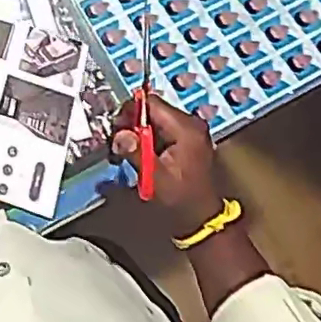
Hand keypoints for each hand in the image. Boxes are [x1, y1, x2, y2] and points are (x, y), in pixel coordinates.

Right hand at [112, 91, 225, 233]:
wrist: (202, 219)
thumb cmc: (181, 199)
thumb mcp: (155, 177)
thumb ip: (137, 153)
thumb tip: (120, 135)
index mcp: (186, 128)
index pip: (150, 102)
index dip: (130, 112)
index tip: (119, 129)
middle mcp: (191, 124)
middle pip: (151, 108)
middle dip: (132, 123)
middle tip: (122, 142)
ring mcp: (190, 130)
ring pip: (153, 118)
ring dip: (138, 131)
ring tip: (132, 151)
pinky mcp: (186, 138)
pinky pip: (160, 128)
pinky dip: (147, 137)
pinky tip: (143, 153)